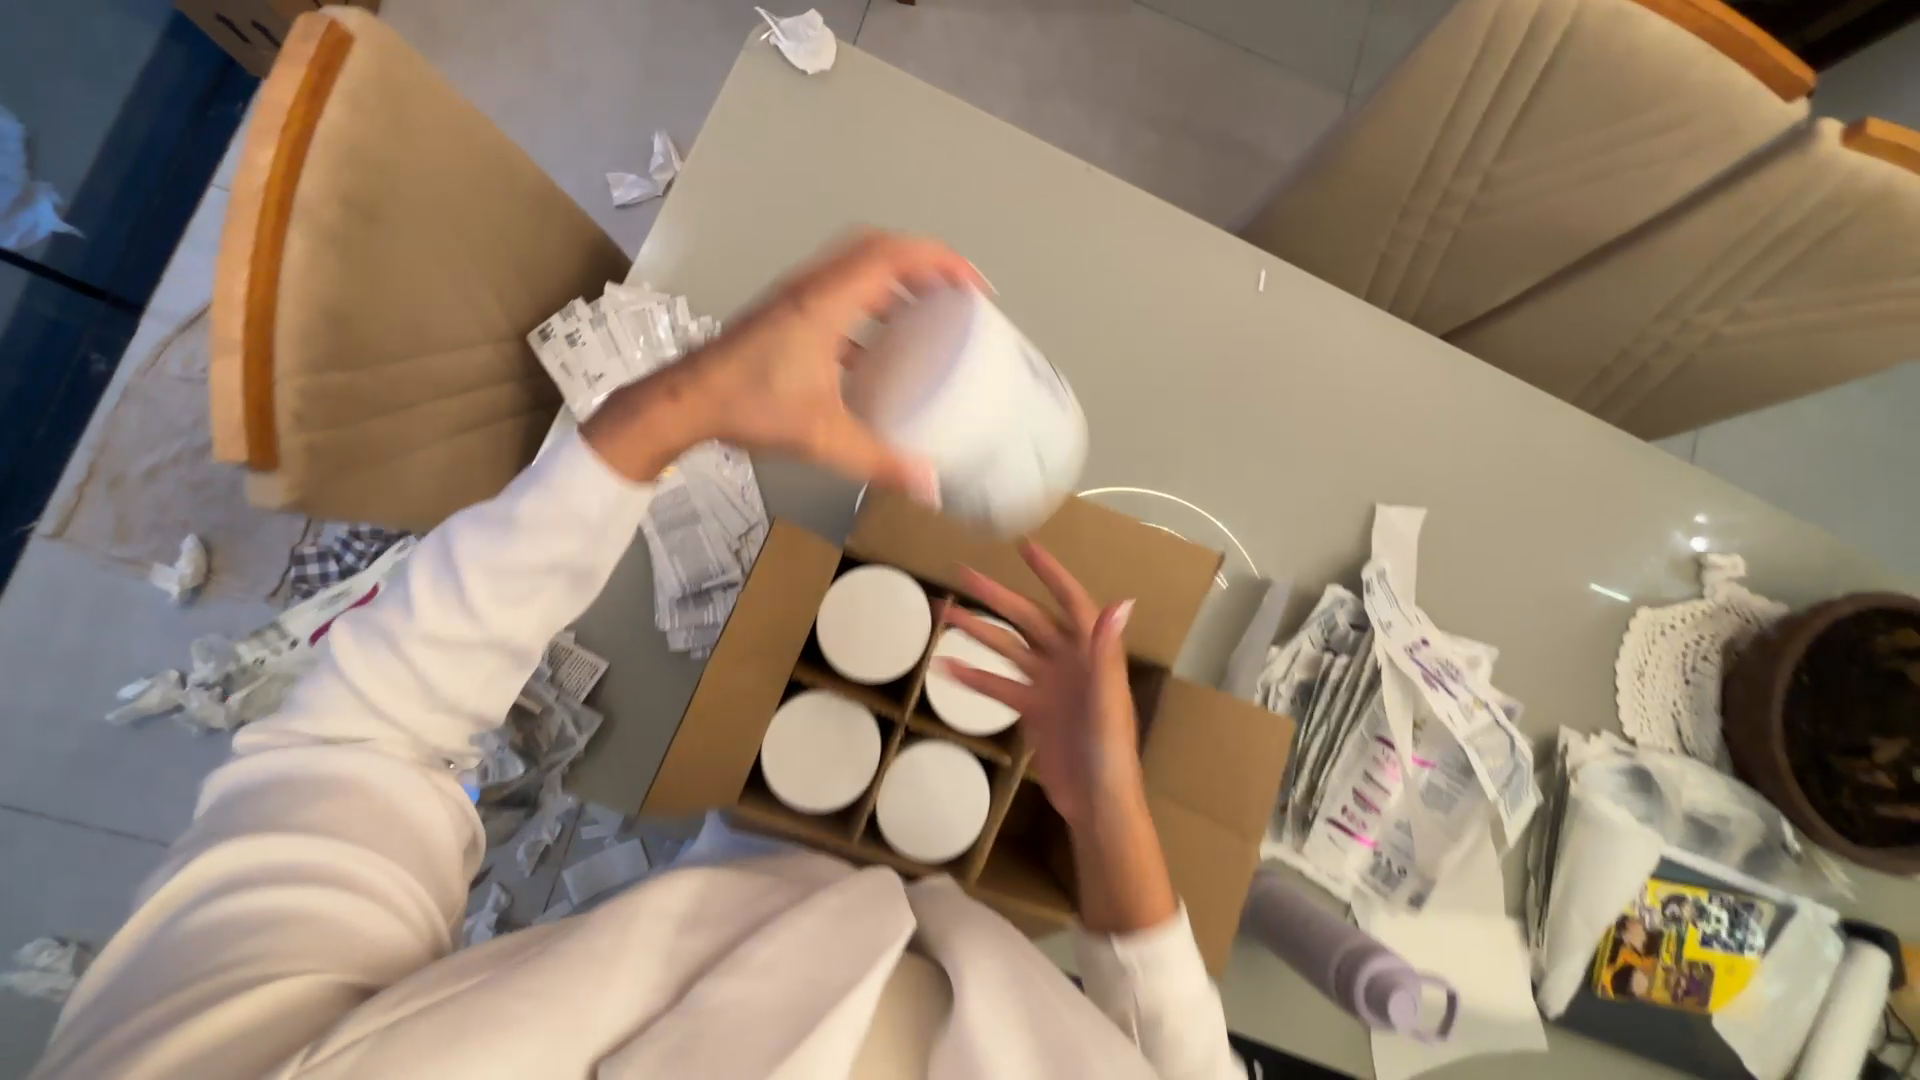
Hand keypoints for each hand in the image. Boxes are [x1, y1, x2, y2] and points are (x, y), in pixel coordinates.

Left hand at [581, 228, 985, 490]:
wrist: (686, 401)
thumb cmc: (749, 407)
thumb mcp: (823, 437)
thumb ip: (879, 461)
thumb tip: (928, 486)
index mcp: (828, 302)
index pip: (895, 255)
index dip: (943, 261)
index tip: (974, 288)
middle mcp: (814, 287)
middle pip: (880, 248)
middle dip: (925, 264)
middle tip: (955, 295)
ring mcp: (797, 297)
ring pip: (857, 265)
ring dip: (897, 279)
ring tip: (927, 312)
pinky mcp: (787, 314)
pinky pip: (840, 290)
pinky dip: (870, 303)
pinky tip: (879, 347)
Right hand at [939, 540, 1140, 829]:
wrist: (1098, 804)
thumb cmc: (1112, 754)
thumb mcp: (1109, 702)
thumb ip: (1107, 654)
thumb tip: (1120, 602)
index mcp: (1092, 653)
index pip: (1071, 602)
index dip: (1050, 574)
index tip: (1025, 548)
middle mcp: (1069, 661)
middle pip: (1028, 619)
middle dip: (996, 597)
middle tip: (963, 575)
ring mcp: (1048, 685)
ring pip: (1008, 649)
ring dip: (979, 632)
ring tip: (945, 612)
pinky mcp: (1033, 710)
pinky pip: (999, 686)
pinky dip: (974, 677)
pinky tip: (945, 666)